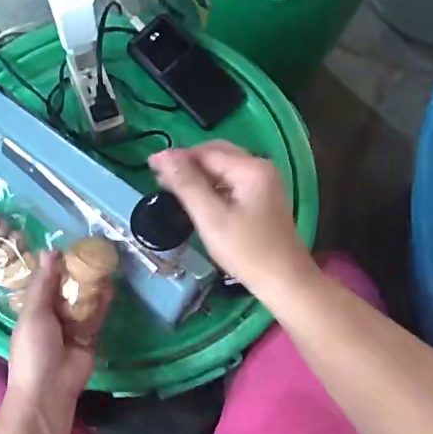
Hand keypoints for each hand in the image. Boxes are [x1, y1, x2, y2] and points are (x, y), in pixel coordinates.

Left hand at [6, 251, 107, 416]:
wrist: (49, 390)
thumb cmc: (33, 349)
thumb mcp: (34, 312)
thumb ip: (44, 283)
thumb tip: (50, 251)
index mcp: (32, 310)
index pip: (44, 283)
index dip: (55, 266)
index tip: (69, 244)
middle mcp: (51, 317)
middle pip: (66, 290)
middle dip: (77, 273)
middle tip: (93, 248)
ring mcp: (71, 328)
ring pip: (83, 301)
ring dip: (92, 285)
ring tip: (104, 262)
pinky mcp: (89, 338)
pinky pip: (96, 316)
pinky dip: (103, 302)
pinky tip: (111, 285)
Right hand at [150, 141, 316, 298]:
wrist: (283, 280)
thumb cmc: (246, 250)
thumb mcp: (211, 218)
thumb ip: (186, 185)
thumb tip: (162, 156)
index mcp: (250, 169)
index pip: (206, 153)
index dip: (176, 157)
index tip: (149, 165)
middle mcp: (260, 168)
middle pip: (216, 154)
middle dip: (186, 162)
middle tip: (157, 175)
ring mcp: (263, 183)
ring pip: (222, 168)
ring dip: (196, 173)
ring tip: (169, 185)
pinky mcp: (261, 198)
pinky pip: (229, 181)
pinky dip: (209, 184)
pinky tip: (193, 197)